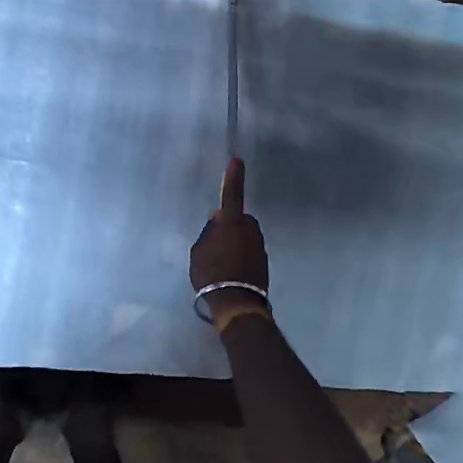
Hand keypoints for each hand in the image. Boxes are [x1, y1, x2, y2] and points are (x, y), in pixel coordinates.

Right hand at [190, 158, 267, 316]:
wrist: (236, 301)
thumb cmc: (211, 273)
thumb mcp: (199, 251)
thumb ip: (209, 232)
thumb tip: (217, 219)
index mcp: (231, 223)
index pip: (232, 194)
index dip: (234, 177)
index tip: (237, 160)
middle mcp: (249, 229)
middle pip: (239, 219)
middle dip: (231, 224)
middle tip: (215, 241)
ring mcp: (259, 245)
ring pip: (245, 235)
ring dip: (236, 240)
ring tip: (220, 261)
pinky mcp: (263, 260)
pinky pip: (249, 250)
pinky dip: (241, 254)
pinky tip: (231, 270)